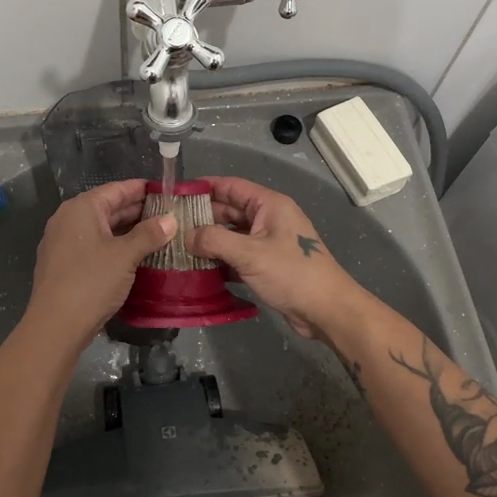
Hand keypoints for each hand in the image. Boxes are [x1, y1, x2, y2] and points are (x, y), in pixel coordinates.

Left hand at [22, 180, 174, 350]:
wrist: (56, 325)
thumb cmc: (91, 281)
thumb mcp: (125, 256)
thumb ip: (149, 234)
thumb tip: (170, 219)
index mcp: (81, 209)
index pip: (115, 189)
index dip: (141, 189)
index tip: (165, 191)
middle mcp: (68, 220)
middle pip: (107, 208)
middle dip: (137, 211)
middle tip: (168, 215)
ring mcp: (62, 243)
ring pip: (101, 229)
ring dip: (127, 231)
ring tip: (157, 235)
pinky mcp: (63, 265)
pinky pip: (93, 247)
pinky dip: (114, 247)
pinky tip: (134, 256)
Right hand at [188, 176, 367, 339]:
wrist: (326, 310)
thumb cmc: (292, 273)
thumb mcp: (250, 253)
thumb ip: (214, 240)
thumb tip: (185, 236)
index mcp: (270, 205)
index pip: (231, 186)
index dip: (204, 187)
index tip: (176, 193)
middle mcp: (269, 219)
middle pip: (229, 211)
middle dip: (201, 218)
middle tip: (171, 226)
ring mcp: (268, 243)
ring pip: (231, 236)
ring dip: (208, 242)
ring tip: (177, 248)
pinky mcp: (267, 266)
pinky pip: (237, 257)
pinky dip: (220, 261)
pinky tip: (197, 269)